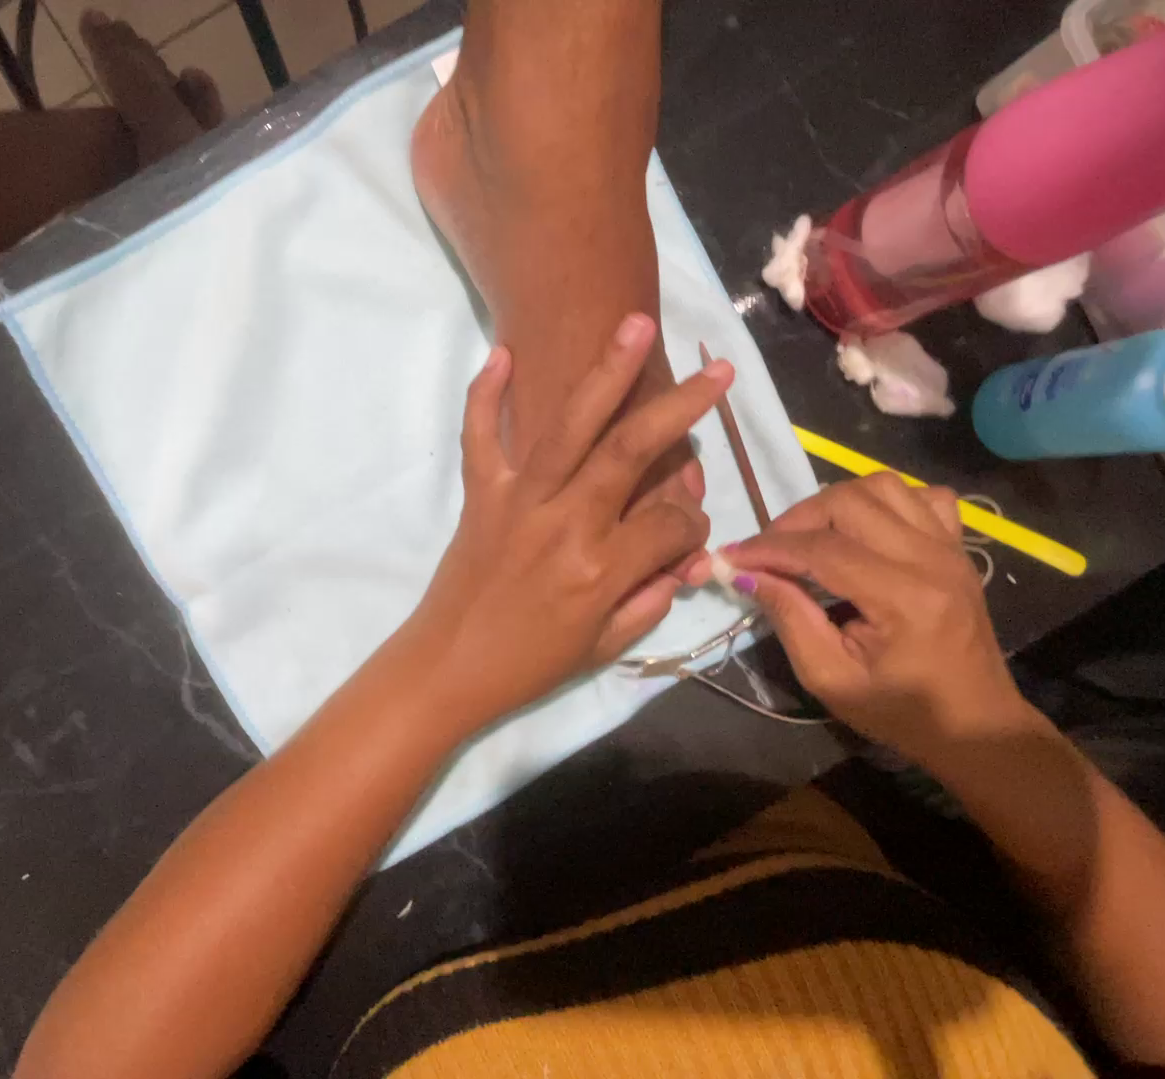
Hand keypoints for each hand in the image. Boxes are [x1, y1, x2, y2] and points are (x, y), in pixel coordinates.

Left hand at [404, 313, 728, 724]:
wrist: (446, 668)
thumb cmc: (528, 666)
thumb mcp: (603, 647)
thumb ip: (649, 600)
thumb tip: (681, 561)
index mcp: (604, 569)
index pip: (672, 522)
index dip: (693, 523)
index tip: (687, 529)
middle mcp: (567, 524)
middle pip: (633, 451)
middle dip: (681, 408)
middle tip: (717, 372)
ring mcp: (519, 502)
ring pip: (569, 428)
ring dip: (605, 373)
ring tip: (634, 324)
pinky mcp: (480, 495)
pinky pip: (480, 438)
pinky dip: (484, 396)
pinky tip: (501, 354)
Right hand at [723, 474, 1038, 759]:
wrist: (976, 725)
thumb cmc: (899, 711)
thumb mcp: (829, 678)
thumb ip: (789, 618)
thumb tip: (746, 574)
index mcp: (903, 598)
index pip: (822, 550)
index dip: (768, 549)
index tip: (730, 558)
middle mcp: (931, 559)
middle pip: (849, 502)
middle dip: (796, 520)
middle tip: (768, 552)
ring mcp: (951, 548)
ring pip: (882, 486)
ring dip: (834, 503)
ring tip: (809, 537)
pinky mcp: (958, 547)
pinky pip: (922, 497)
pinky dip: (885, 502)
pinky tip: (865, 530)